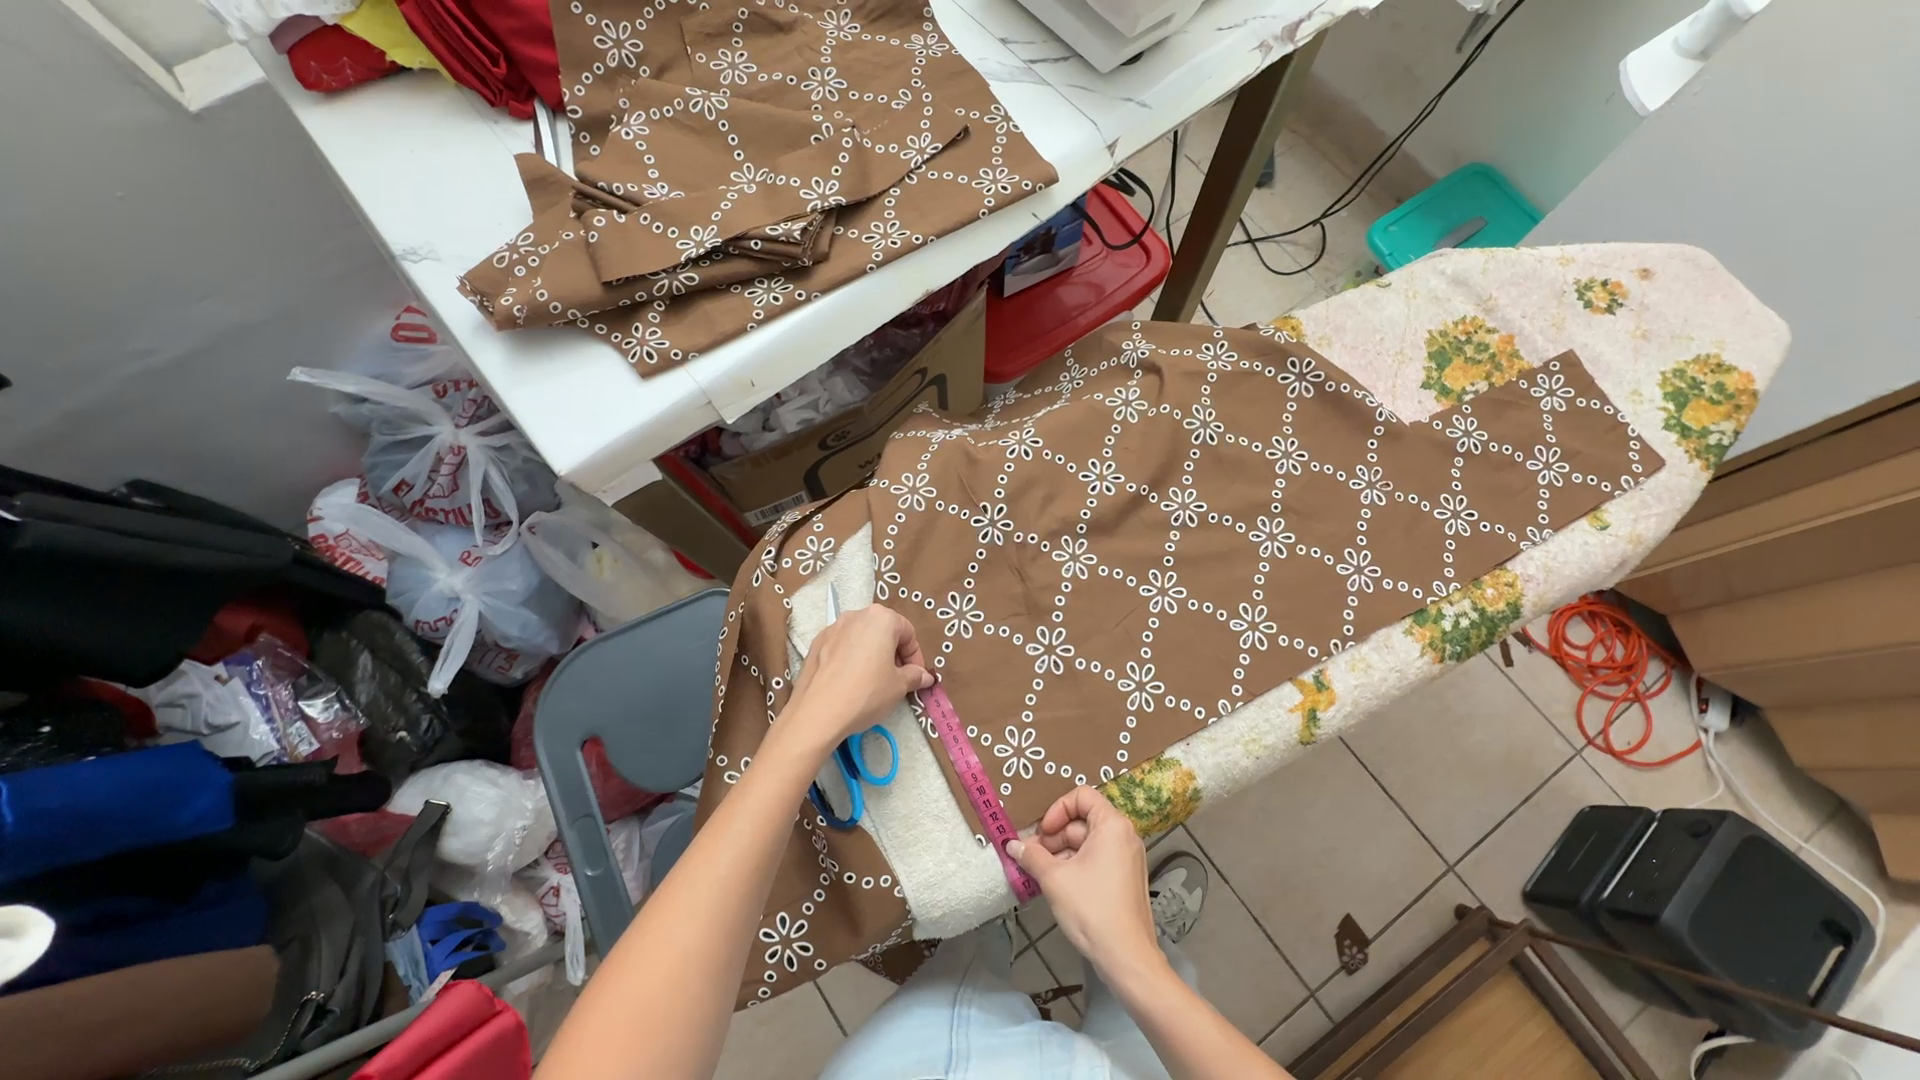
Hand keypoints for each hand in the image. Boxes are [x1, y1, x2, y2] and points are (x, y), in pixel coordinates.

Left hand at [780, 603, 933, 755]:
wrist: (817, 712)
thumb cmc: (866, 693)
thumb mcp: (898, 686)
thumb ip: (914, 676)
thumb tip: (924, 676)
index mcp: (881, 618)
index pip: (908, 632)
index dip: (915, 656)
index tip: (916, 676)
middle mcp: (856, 616)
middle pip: (883, 631)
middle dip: (894, 653)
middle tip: (898, 678)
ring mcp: (832, 628)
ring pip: (861, 638)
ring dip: (873, 655)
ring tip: (874, 681)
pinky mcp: (816, 644)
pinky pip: (842, 647)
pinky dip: (851, 659)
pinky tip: (851, 682)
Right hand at [1007, 787, 1159, 974]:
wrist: (1126, 956)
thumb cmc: (1091, 908)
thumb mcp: (1054, 879)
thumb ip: (1032, 856)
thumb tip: (1012, 844)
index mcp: (1112, 826)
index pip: (1082, 795)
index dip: (1057, 810)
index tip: (1042, 834)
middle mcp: (1124, 836)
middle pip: (1082, 820)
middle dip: (1054, 836)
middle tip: (1031, 857)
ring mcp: (1127, 858)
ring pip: (1087, 842)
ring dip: (1060, 853)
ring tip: (1038, 873)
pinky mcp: (1125, 879)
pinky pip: (1096, 860)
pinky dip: (1074, 866)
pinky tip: (1056, 885)